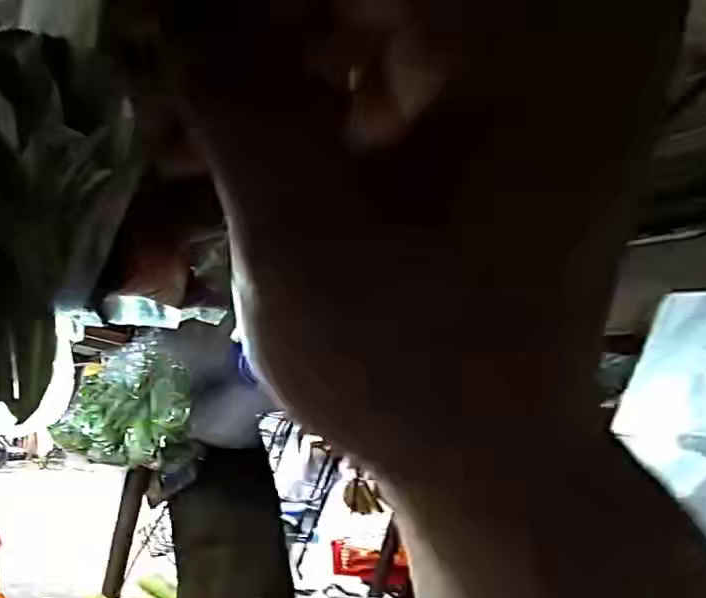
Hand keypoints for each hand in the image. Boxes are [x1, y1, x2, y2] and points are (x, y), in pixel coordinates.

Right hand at [153, 0, 685, 480]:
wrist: (475, 446)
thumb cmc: (390, 355)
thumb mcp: (295, 230)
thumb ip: (233, 103)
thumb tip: (165, 9)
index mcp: (531, 21)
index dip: (231, 8)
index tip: (148, 39)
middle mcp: (556, 17)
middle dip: (240, 40)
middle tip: (151, 101)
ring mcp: (528, 69)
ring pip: (363, 31)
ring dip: (257, 81)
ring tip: (169, 142)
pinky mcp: (490, 123)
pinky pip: (377, 81)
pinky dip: (295, 113)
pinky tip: (226, 158)